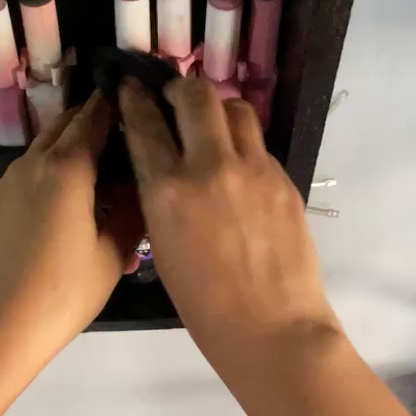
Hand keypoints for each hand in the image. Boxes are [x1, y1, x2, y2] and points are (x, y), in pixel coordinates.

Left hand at [0, 92, 143, 378]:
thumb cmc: (61, 294)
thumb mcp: (112, 255)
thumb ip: (134, 212)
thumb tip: (148, 185)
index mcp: (65, 168)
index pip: (96, 115)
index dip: (120, 100)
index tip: (144, 97)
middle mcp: (32, 163)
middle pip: (67, 123)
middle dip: (98, 118)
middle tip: (132, 133)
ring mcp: (8, 182)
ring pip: (47, 146)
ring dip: (76, 144)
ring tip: (109, 167)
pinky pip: (32, 170)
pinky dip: (57, 168)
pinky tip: (76, 197)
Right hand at [118, 78, 338, 372]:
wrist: (270, 328)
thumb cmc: (204, 305)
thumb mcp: (162, 247)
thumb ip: (161, 198)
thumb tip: (162, 166)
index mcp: (166, 190)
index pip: (145, 123)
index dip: (135, 98)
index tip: (131, 87)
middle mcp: (208, 166)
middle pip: (194, 95)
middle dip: (179, 88)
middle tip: (174, 98)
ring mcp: (252, 169)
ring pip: (235, 108)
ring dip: (217, 108)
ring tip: (211, 125)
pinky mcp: (283, 178)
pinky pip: (258, 144)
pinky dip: (242, 144)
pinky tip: (237, 167)